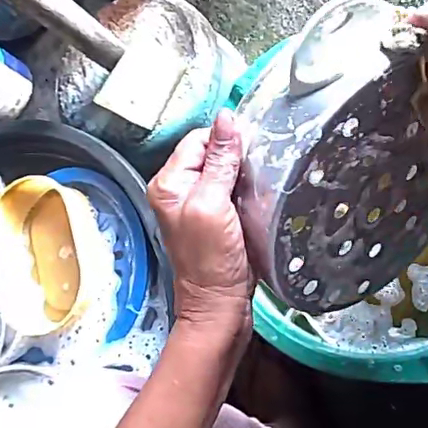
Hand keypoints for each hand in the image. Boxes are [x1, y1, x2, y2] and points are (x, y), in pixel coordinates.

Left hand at [146, 109, 254, 344]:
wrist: (220, 308)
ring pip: (226, 169)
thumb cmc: (211, 263)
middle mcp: (179, 190)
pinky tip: (257, 197)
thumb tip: (227, 119)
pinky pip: (234, 188)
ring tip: (258, 184)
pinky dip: (247, 188)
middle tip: (256, 169)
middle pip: (212, 152)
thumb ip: (219, 161)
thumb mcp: (213, 205)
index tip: (249, 148)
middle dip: (236, 156)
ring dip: (244, 172)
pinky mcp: (218, 217)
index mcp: (168, 183)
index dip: (224, 139)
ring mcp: (199, 204)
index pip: (198, 139)